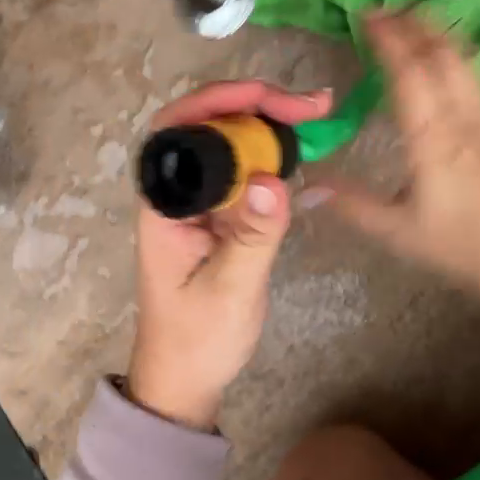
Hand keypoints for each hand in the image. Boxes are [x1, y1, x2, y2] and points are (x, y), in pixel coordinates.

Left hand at [129, 80, 334, 429]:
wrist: (185, 380)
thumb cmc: (196, 339)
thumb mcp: (228, 291)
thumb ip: (252, 237)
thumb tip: (274, 180)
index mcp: (163, 203)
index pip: (180, 127)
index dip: (222, 102)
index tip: (272, 99)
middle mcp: (178, 192)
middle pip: (208, 125)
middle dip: (256, 104)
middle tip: (312, 106)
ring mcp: (201, 202)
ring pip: (230, 143)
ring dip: (268, 123)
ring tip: (315, 114)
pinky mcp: (222, 215)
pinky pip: (245, 170)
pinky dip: (274, 152)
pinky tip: (304, 147)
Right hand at [312, 12, 479, 332]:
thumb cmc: (462, 247)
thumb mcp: (398, 231)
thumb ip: (353, 205)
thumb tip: (308, 186)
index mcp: (433, 139)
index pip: (409, 73)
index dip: (388, 39)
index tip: (368, 14)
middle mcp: (463, 119)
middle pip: (442, 55)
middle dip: (413, 24)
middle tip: (385, 8)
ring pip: (466, 61)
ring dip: (438, 33)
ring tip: (415, 18)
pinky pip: (479, 77)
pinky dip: (459, 55)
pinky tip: (450, 58)